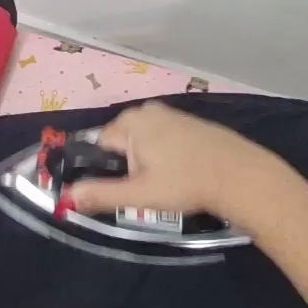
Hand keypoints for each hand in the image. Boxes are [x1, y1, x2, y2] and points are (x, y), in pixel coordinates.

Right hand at [65, 101, 286, 225]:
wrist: (241, 176)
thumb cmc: (185, 183)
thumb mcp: (139, 195)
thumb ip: (101, 194)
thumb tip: (67, 197)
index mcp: (129, 122)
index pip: (99, 145)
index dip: (108, 170)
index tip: (125, 189)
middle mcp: (147, 110)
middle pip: (121, 143)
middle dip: (129, 166)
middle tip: (148, 190)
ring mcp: (171, 114)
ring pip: (143, 142)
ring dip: (149, 163)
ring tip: (168, 184)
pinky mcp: (190, 123)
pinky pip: (164, 139)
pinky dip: (167, 156)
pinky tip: (183, 173)